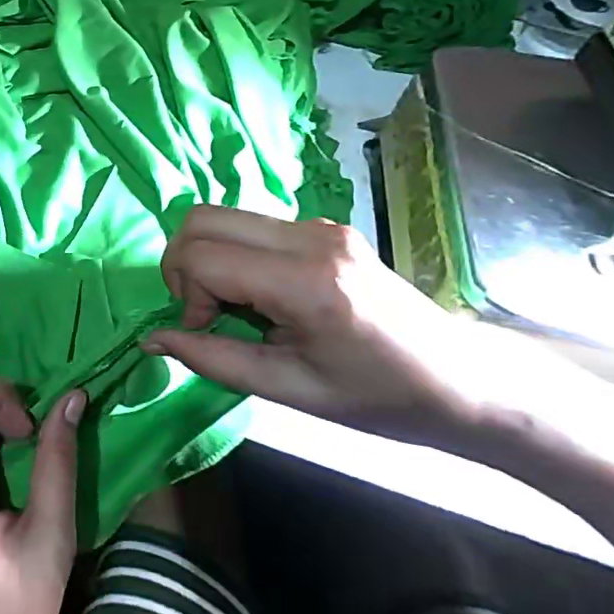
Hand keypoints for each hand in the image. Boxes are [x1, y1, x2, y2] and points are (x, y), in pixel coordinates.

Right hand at [147, 206, 492, 448]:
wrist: (462, 380)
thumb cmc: (379, 398)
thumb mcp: (289, 390)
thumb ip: (212, 360)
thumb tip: (151, 339)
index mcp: (306, 281)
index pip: (204, 256)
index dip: (186, 295)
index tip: (205, 331)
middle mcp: (310, 236)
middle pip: (202, 218)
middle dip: (183, 264)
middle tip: (204, 311)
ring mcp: (319, 225)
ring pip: (223, 215)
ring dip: (207, 256)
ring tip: (232, 305)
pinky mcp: (324, 226)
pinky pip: (251, 225)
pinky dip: (234, 254)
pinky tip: (260, 295)